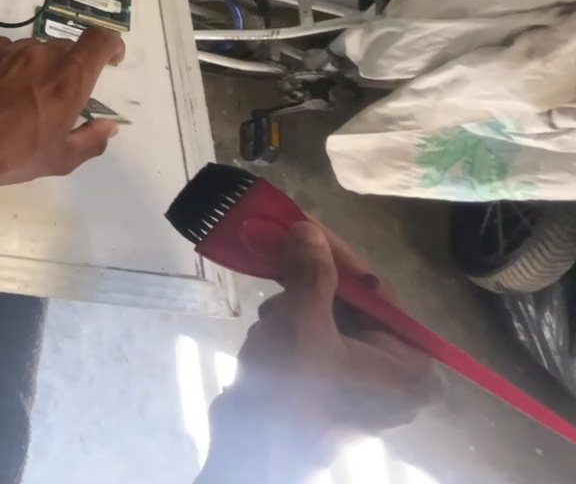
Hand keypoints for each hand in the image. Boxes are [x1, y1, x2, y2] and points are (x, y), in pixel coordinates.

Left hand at [0, 27, 125, 192]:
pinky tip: (6, 88)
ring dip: (43, 66)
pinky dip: (17, 63)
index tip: (111, 59)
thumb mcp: (61, 159)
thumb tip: (108, 125)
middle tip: (64, 95)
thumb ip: (92, 139)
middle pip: (68, 48)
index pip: (100, 40)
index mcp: (67, 80)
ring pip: (38, 49)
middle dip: (74, 66)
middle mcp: (41, 57)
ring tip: (30, 96)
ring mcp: (9, 52)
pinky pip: (11, 50)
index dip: (111, 45)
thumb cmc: (12, 156)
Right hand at [202, 222, 439, 478]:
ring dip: (292, 306)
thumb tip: (309, 230)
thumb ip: (309, 275)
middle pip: (350, 304)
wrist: (255, 439)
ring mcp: (363, 381)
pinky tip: (268, 331)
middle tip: (272, 266)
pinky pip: (315, 337)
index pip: (377, 293)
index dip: (336, 256)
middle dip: (305, 286)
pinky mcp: (329, 384)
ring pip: (327, 317)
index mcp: (410, 364)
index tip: (298, 226)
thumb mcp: (300, 322)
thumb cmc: (292, 385)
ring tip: (269, 317)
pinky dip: (288, 324)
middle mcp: (397, 374)